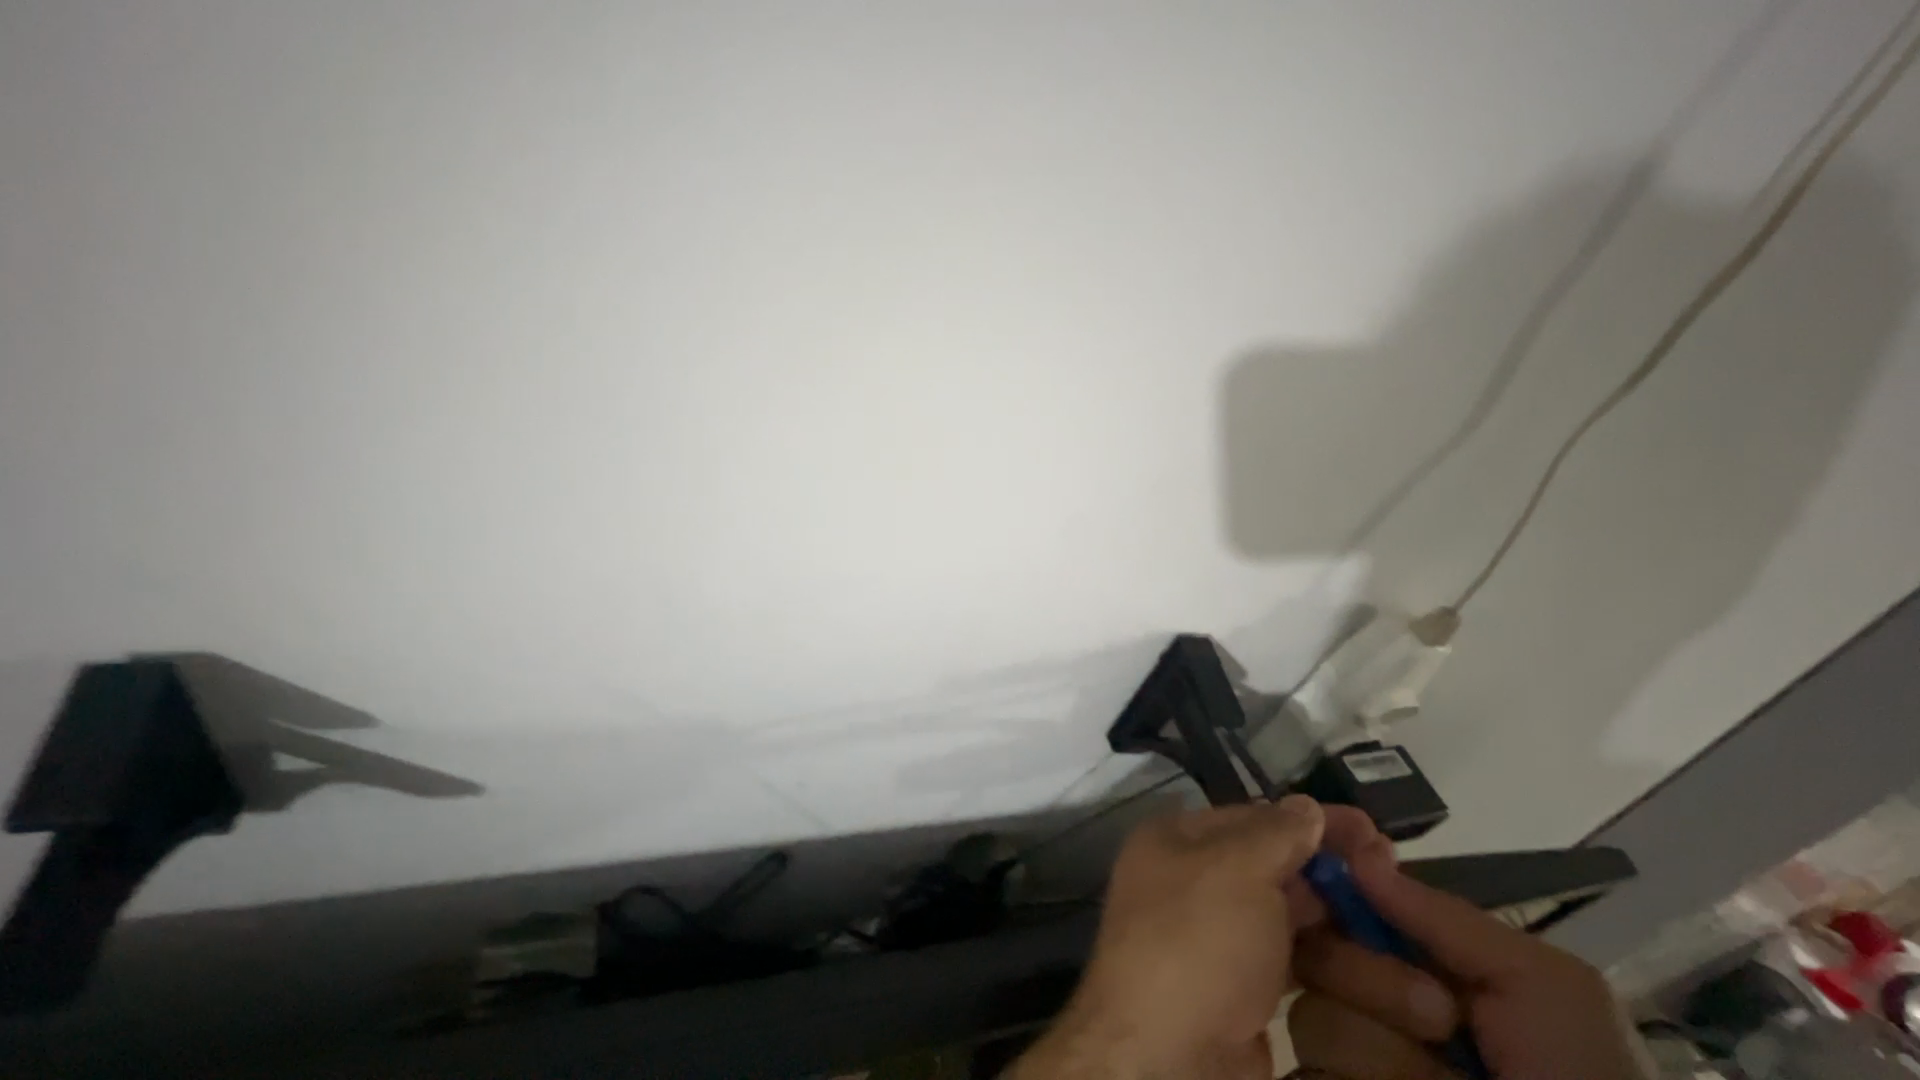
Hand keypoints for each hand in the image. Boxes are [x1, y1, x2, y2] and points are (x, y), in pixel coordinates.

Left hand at [1009, 796, 1391, 1079]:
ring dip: (1338, 916)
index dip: (1311, 820)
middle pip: (1272, 865)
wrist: (1166, 1057)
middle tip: (1394, 875)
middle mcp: (1189, 883)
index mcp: (1175, 842)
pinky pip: (1290, 960)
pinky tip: (1372, 957)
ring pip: (1285, 915)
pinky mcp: (1238, 990)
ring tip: (1397, 920)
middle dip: (1331, 869)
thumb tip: (1306, 806)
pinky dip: (1327, 958)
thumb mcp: (1237, 868)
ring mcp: (1214, 939)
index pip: (1252, 817)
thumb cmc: (1197, 943)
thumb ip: (1278, 833)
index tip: (1372, 832)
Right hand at [1289, 858, 1652, 1079]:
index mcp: (1420, 964)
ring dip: (1381, 1050)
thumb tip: (1354, 857)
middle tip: (1443, 1020)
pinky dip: (1359, 1074)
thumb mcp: (1545, 984)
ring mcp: (1358, 1059)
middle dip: (1373, 980)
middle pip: (1315, 955)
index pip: (1343, 908)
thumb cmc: (1581, 1075)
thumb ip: (1445, 915)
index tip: (1328, 887)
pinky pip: (1313, 1069)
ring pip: (1312, 1019)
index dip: (1331, 895)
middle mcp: (1377, 1004)